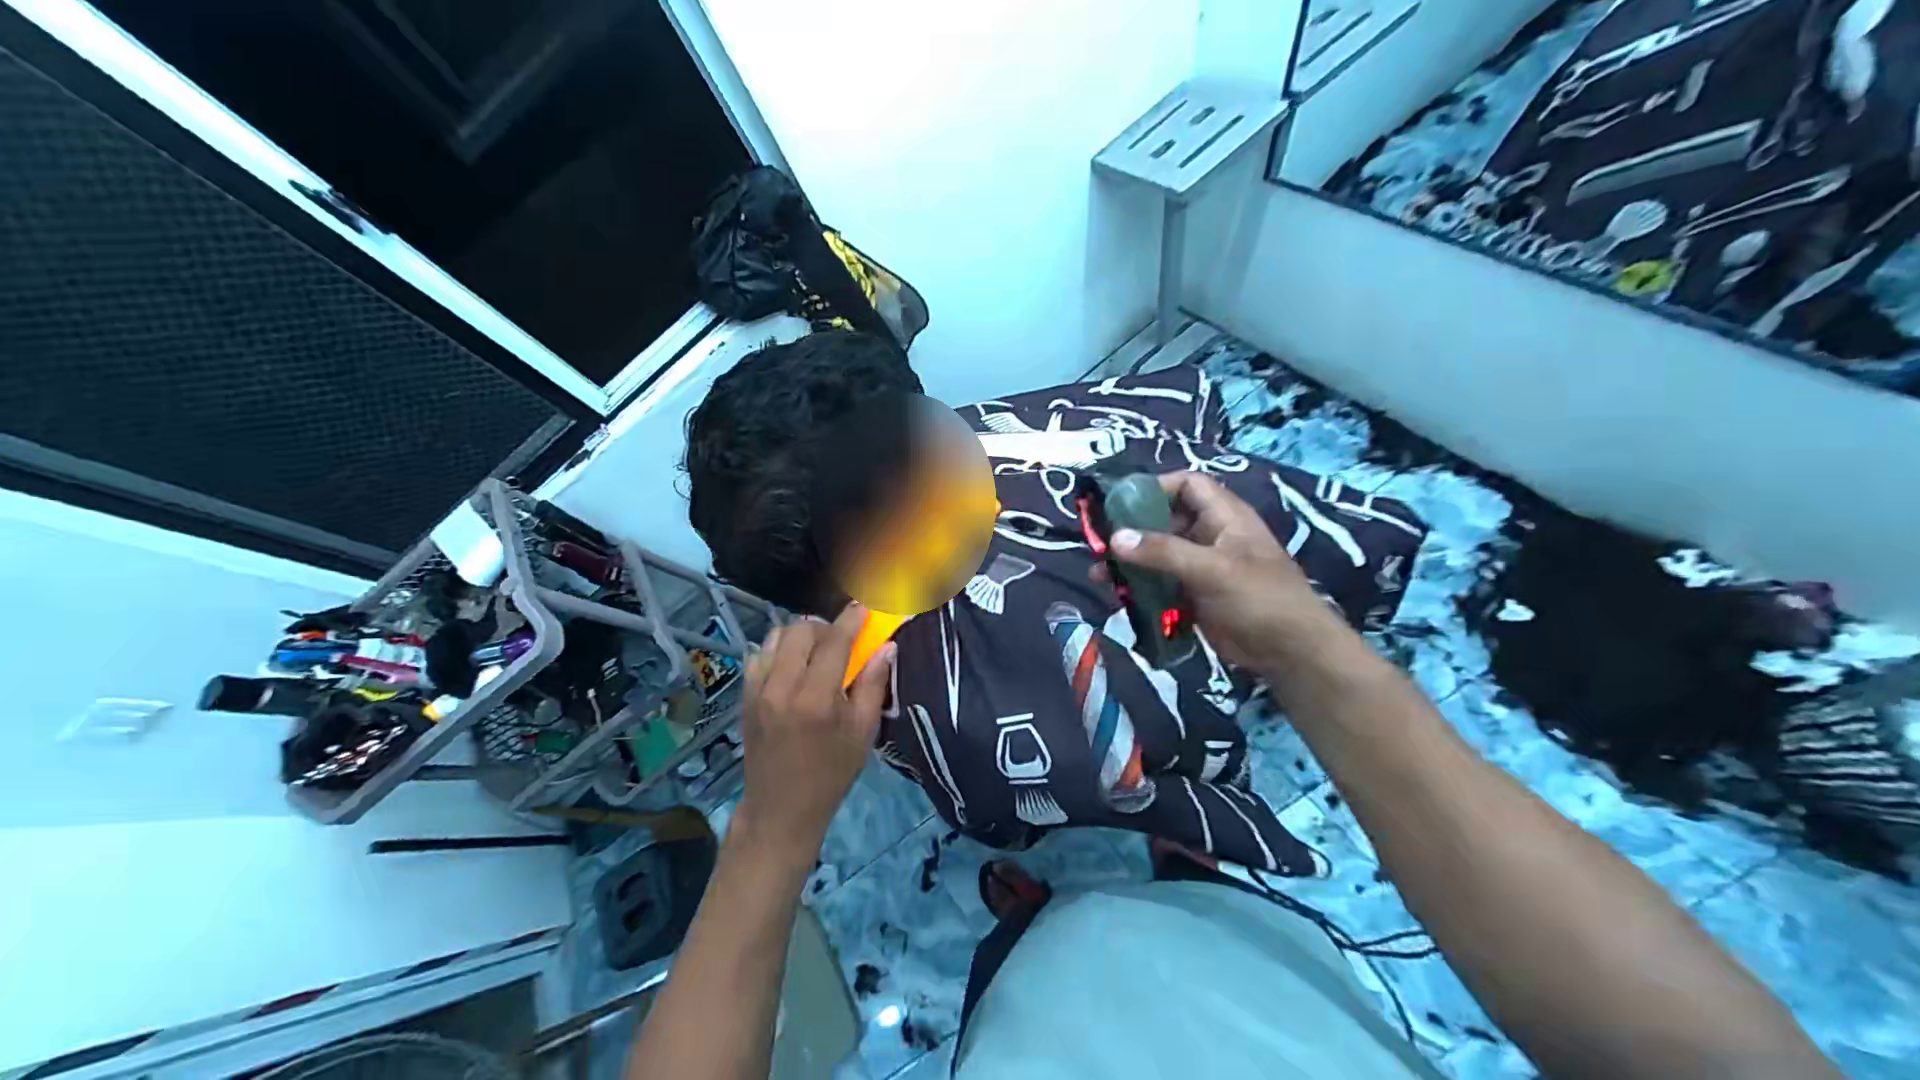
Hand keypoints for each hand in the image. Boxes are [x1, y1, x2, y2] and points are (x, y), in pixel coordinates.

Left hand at [735, 603, 895, 854]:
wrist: (781, 808)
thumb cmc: (831, 773)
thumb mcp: (862, 732)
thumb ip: (873, 684)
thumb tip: (887, 646)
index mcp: (817, 699)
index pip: (835, 642)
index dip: (852, 619)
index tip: (864, 605)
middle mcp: (782, 688)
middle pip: (801, 630)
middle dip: (824, 627)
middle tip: (840, 640)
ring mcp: (758, 691)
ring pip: (776, 636)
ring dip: (800, 636)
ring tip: (815, 653)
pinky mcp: (745, 697)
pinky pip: (759, 655)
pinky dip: (778, 651)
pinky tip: (792, 666)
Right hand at [1097, 472, 1346, 671]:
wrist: (1291, 652)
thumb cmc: (1260, 599)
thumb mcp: (1212, 570)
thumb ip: (1163, 551)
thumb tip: (1115, 537)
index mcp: (1224, 517)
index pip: (1187, 485)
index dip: (1156, 488)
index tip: (1122, 504)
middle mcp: (1211, 536)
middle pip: (1165, 519)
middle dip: (1132, 529)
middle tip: (1100, 543)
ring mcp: (1202, 567)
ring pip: (1158, 554)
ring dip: (1130, 562)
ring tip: (1100, 575)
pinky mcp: (1195, 595)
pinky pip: (1161, 582)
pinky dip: (1140, 587)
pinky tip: (1118, 596)